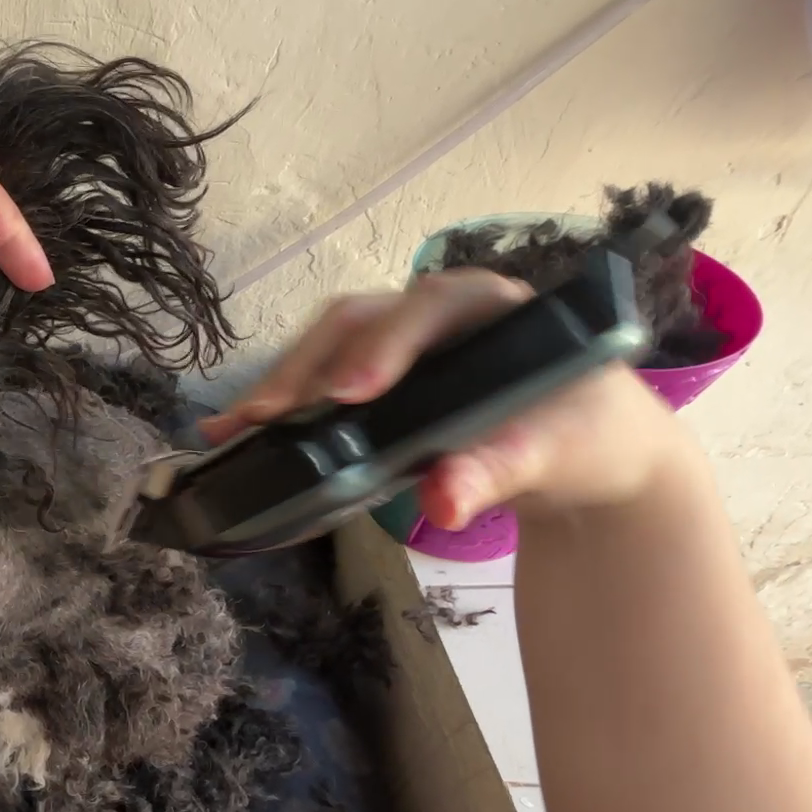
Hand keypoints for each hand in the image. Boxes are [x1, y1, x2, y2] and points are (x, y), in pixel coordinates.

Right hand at [198, 268, 694, 527]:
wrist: (574, 452)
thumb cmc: (580, 437)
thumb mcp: (557, 453)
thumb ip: (502, 470)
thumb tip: (443, 503)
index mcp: (490, 308)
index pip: (430, 308)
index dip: (383, 345)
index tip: (347, 397)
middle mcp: (430, 314)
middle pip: (355, 322)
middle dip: (304, 367)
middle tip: (264, 416)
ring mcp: (391, 345)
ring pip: (322, 347)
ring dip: (276, 386)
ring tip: (231, 429)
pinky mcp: (364, 378)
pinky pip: (312, 379)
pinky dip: (273, 406)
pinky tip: (230, 431)